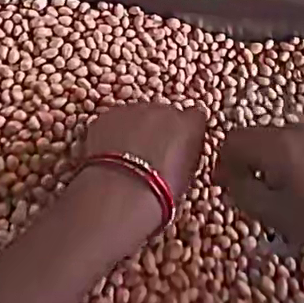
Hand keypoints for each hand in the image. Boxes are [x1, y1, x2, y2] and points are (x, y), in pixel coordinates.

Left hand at [77, 102, 208, 227]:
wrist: (121, 190)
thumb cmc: (161, 192)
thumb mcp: (185, 178)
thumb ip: (184, 156)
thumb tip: (177, 156)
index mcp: (189, 125)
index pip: (195, 117)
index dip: (186, 130)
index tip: (180, 145)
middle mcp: (162, 109)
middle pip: (163, 113)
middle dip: (158, 129)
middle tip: (151, 155)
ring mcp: (132, 110)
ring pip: (135, 115)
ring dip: (133, 130)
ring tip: (127, 158)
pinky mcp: (108, 115)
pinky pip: (113, 121)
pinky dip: (112, 134)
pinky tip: (108, 155)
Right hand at [213, 123, 303, 273]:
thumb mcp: (277, 215)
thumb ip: (244, 193)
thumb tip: (230, 180)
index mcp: (277, 143)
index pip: (231, 140)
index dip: (220, 163)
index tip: (220, 189)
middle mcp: (293, 131)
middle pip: (251, 138)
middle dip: (239, 164)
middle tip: (241, 198)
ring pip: (271, 145)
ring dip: (260, 166)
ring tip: (268, 201)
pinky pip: (291, 150)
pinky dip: (280, 167)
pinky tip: (293, 196)